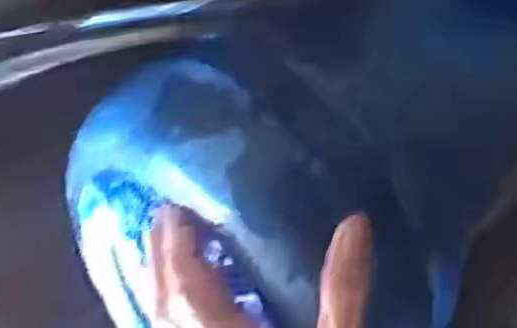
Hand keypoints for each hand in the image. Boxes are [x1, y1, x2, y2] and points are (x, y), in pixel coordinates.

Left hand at [147, 205, 372, 327]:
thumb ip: (343, 291)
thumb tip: (355, 220)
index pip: (184, 287)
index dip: (176, 244)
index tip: (174, 201)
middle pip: (163, 305)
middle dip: (161, 258)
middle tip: (167, 211)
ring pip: (163, 325)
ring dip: (163, 287)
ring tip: (175, 249)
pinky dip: (176, 314)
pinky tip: (200, 304)